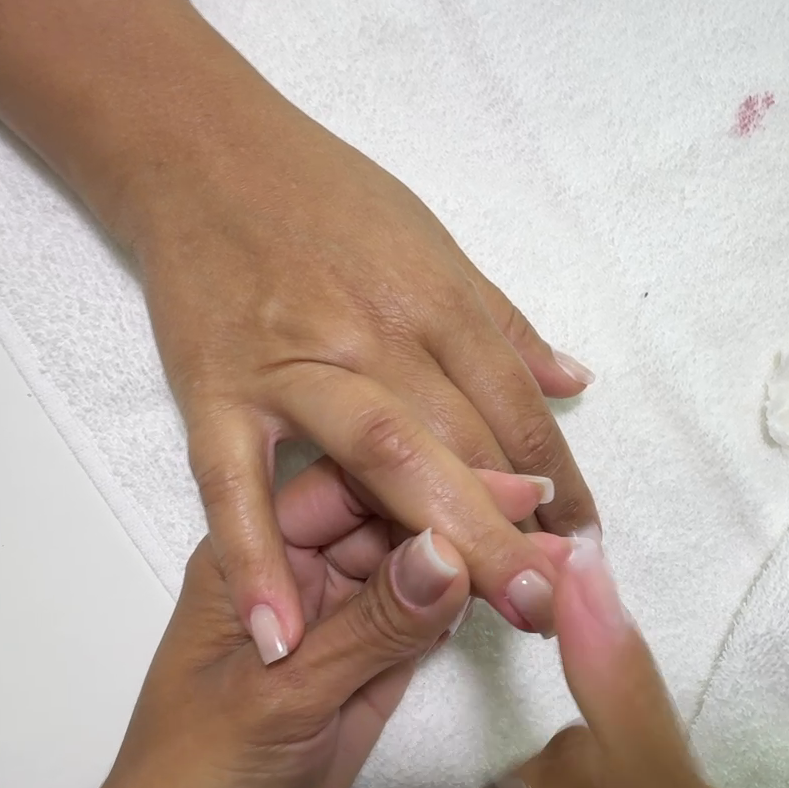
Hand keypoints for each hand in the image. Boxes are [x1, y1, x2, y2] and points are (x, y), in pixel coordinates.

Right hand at [0, 0, 599, 658]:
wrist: (203, 153)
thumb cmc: (327, 199)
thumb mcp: (433, 243)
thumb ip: (502, 323)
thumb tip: (572, 381)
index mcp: (435, 300)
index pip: (515, 407)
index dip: (560, 479)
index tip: (585, 541)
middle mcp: (376, 336)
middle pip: (464, 445)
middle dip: (518, 528)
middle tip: (560, 604)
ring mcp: (294, 369)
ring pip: (380, 461)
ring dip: (441, 543)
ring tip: (491, 614)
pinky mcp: (216, 394)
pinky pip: (234, 486)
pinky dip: (255, 559)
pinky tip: (283, 634)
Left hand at [0, 461, 555, 787]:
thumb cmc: (198, 780)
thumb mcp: (282, 696)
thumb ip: (370, 623)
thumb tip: (453, 547)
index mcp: (254, 553)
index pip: (349, 488)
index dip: (425, 480)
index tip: (509, 487)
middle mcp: (301, 572)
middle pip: (392, 525)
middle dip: (466, 523)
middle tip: (551, 523)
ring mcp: (340, 620)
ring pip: (416, 573)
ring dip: (478, 566)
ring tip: (552, 561)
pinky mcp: (368, 664)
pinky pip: (423, 620)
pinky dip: (466, 609)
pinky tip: (511, 597)